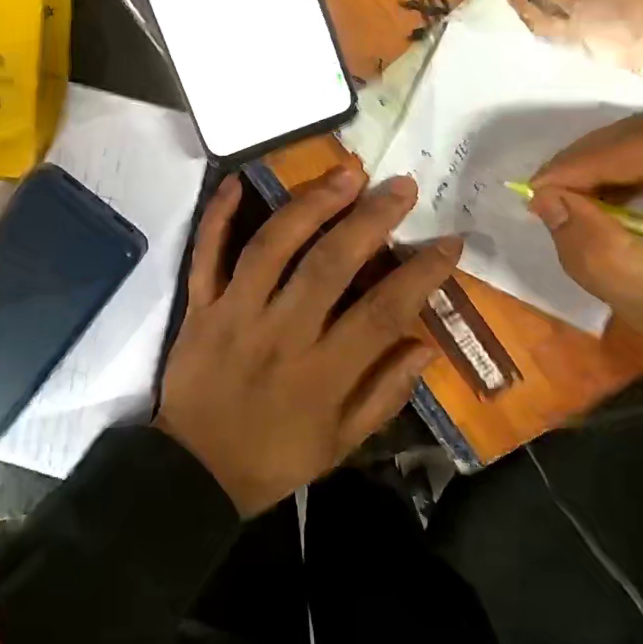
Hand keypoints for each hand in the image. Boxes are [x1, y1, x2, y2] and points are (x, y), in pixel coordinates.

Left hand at [154, 165, 461, 516]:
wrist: (194, 470)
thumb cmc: (274, 457)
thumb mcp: (340, 444)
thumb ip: (384, 394)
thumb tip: (425, 344)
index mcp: (323, 373)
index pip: (382, 313)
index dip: (421, 274)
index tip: (449, 242)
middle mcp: (281, 332)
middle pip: (329, 265)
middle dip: (370, 220)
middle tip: (401, 186)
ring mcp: (235, 312)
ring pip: (271, 247)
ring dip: (310, 204)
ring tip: (346, 173)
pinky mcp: (200, 305)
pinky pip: (206, 253)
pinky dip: (219, 215)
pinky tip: (238, 180)